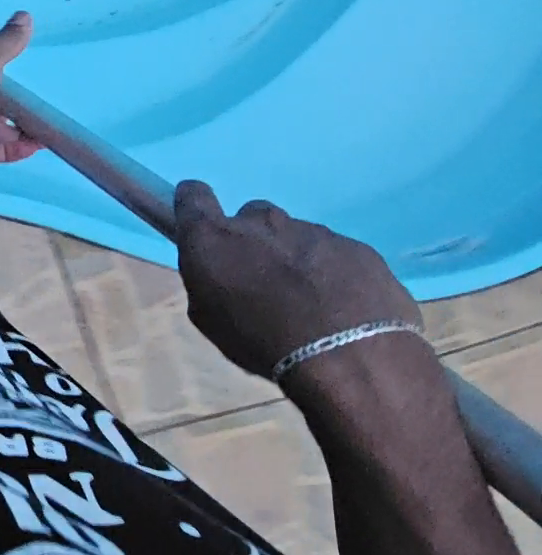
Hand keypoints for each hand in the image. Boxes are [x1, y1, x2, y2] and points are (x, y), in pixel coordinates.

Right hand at [173, 180, 422, 386]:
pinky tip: (345, 307)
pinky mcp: (360, 250)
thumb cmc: (260, 341)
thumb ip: (209, 279)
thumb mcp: (208, 317)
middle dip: (255, 240)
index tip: (203, 225)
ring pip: (298, 237)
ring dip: (297, 258)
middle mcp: (260, 222)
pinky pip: (339, 254)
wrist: (351, 361)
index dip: (195, 205)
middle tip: (265, 278)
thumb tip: (224, 272)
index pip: (193, 194)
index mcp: (213, 236)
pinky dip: (337, 273)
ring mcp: (314, 232)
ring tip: (313, 302)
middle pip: (253, 216)